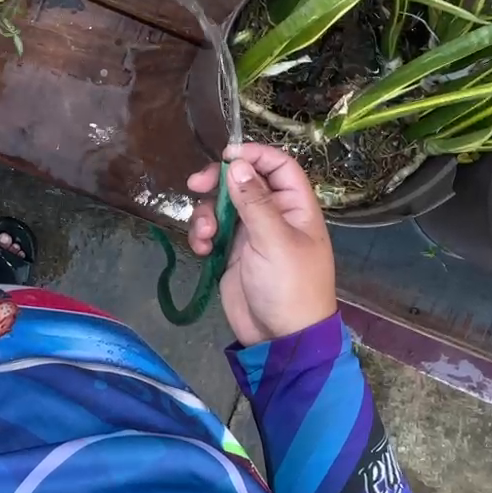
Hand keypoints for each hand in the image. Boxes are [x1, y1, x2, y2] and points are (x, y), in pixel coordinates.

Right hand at [188, 143, 336, 346]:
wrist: (279, 338)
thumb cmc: (289, 287)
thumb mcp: (274, 242)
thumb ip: (254, 202)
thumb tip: (237, 164)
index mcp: (295, 207)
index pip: (278, 166)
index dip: (255, 155)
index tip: (226, 156)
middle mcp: (273, 214)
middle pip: (243, 181)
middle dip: (218, 182)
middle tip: (196, 184)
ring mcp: (251, 233)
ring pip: (222, 205)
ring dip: (206, 214)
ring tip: (205, 236)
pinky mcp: (232, 252)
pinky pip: (212, 230)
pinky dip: (202, 235)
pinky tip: (203, 250)